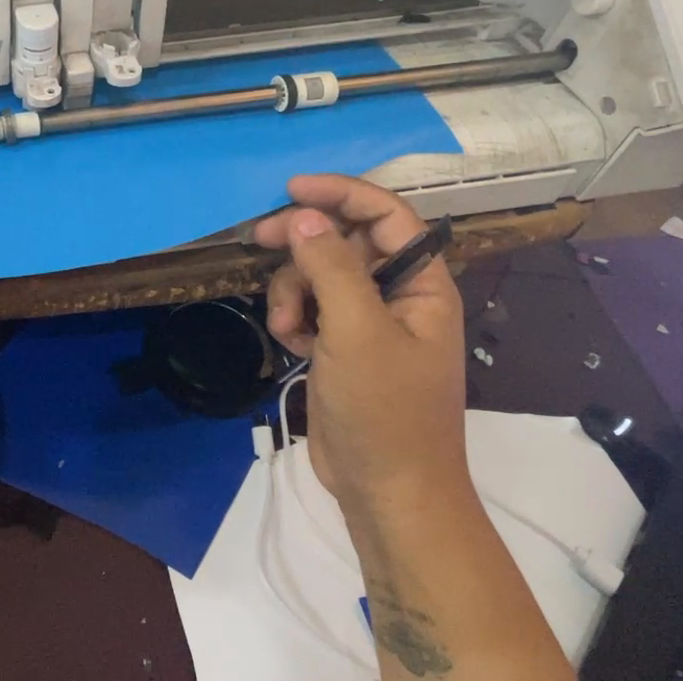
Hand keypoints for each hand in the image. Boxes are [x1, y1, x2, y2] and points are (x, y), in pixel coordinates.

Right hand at [253, 175, 470, 513]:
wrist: (386, 492)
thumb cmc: (384, 411)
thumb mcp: (356, 331)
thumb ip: (330, 267)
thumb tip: (302, 217)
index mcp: (422, 284)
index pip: (385, 214)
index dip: (340, 193)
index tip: (291, 190)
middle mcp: (397, 294)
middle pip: (344, 240)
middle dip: (302, 242)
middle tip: (261, 240)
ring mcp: (367, 321)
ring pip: (317, 274)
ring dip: (292, 291)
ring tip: (287, 328)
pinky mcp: (341, 346)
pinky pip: (309, 308)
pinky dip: (293, 318)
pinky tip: (292, 345)